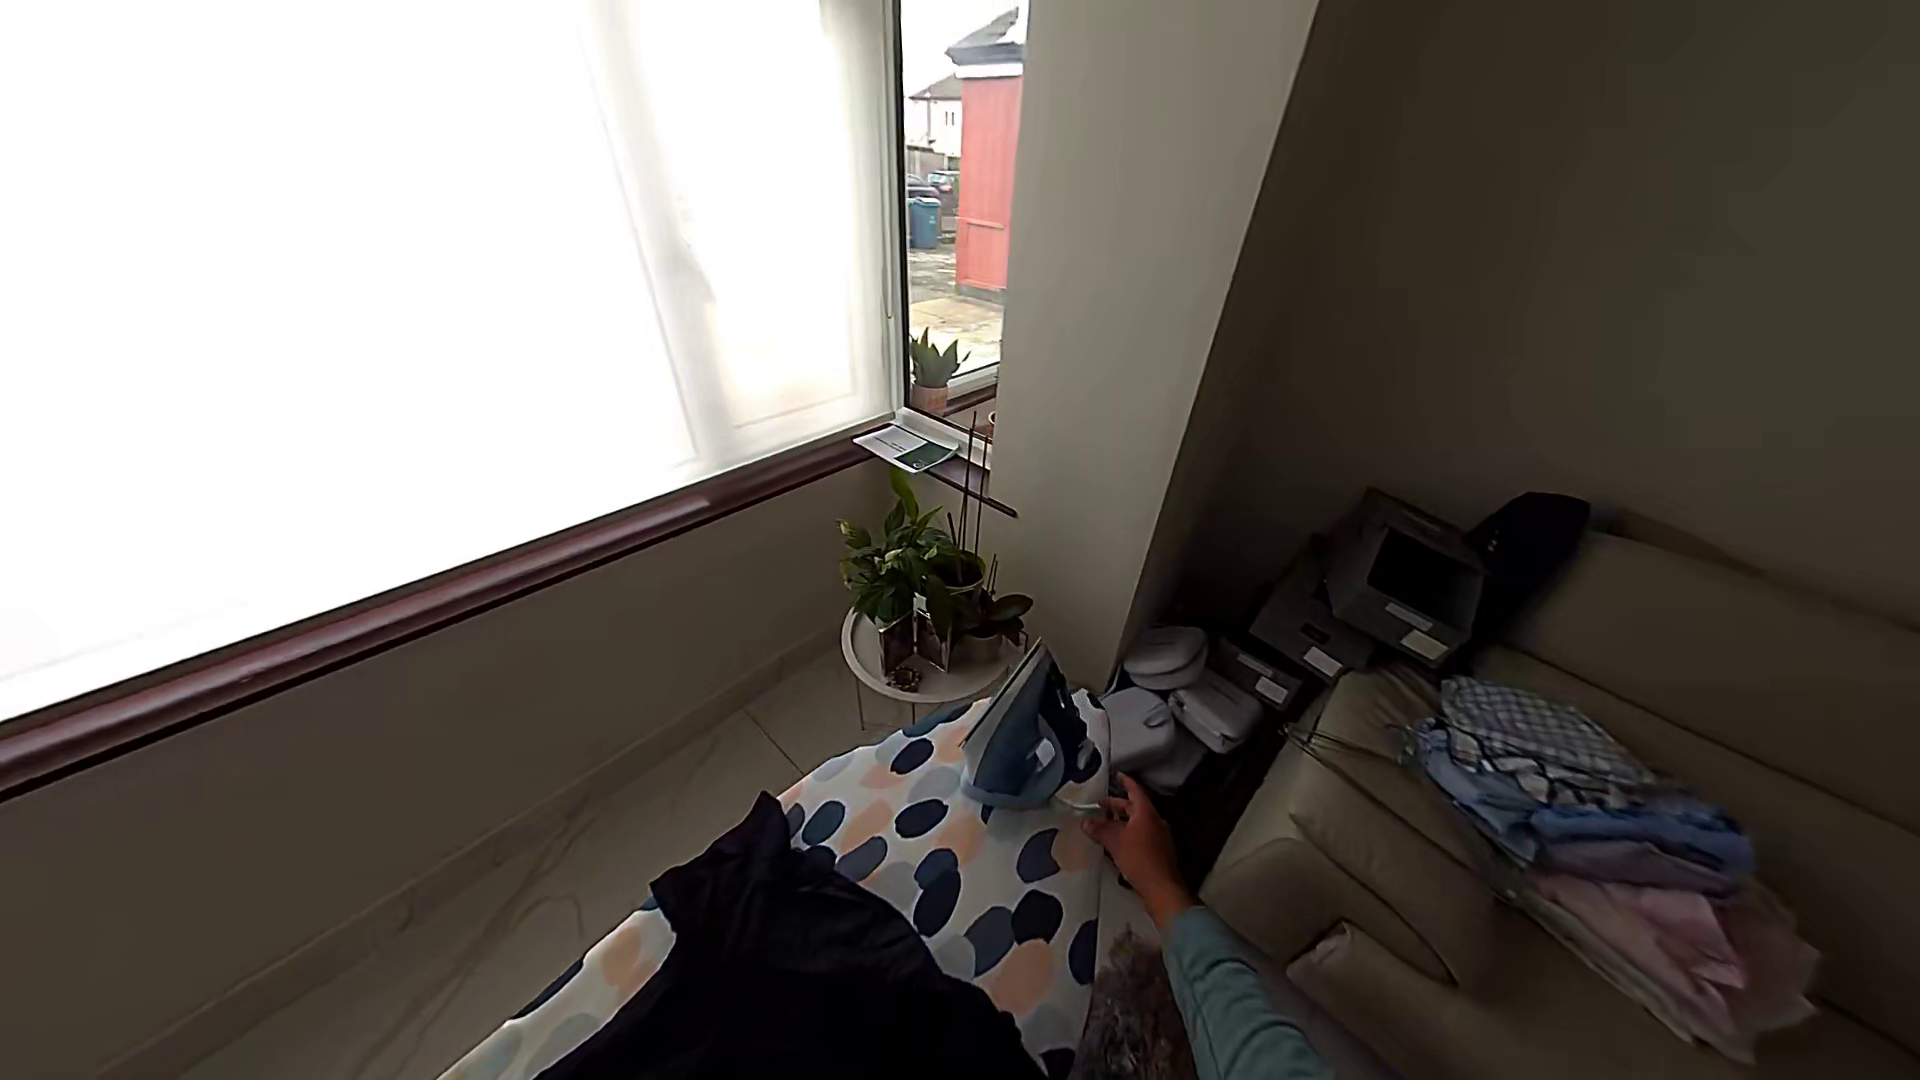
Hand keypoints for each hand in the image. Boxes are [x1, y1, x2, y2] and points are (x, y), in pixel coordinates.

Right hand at [1081, 773, 1195, 928]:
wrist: (1163, 889)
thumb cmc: (1140, 858)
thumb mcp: (1114, 841)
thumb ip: (1099, 829)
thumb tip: (1085, 822)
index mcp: (1146, 813)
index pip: (1135, 790)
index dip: (1125, 782)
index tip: (1117, 776)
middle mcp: (1156, 821)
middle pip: (1135, 807)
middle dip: (1117, 806)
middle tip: (1101, 806)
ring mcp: (1160, 837)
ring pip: (1138, 823)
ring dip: (1122, 822)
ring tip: (1105, 826)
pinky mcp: (1159, 852)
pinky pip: (1142, 836)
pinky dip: (1129, 834)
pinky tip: (1117, 843)